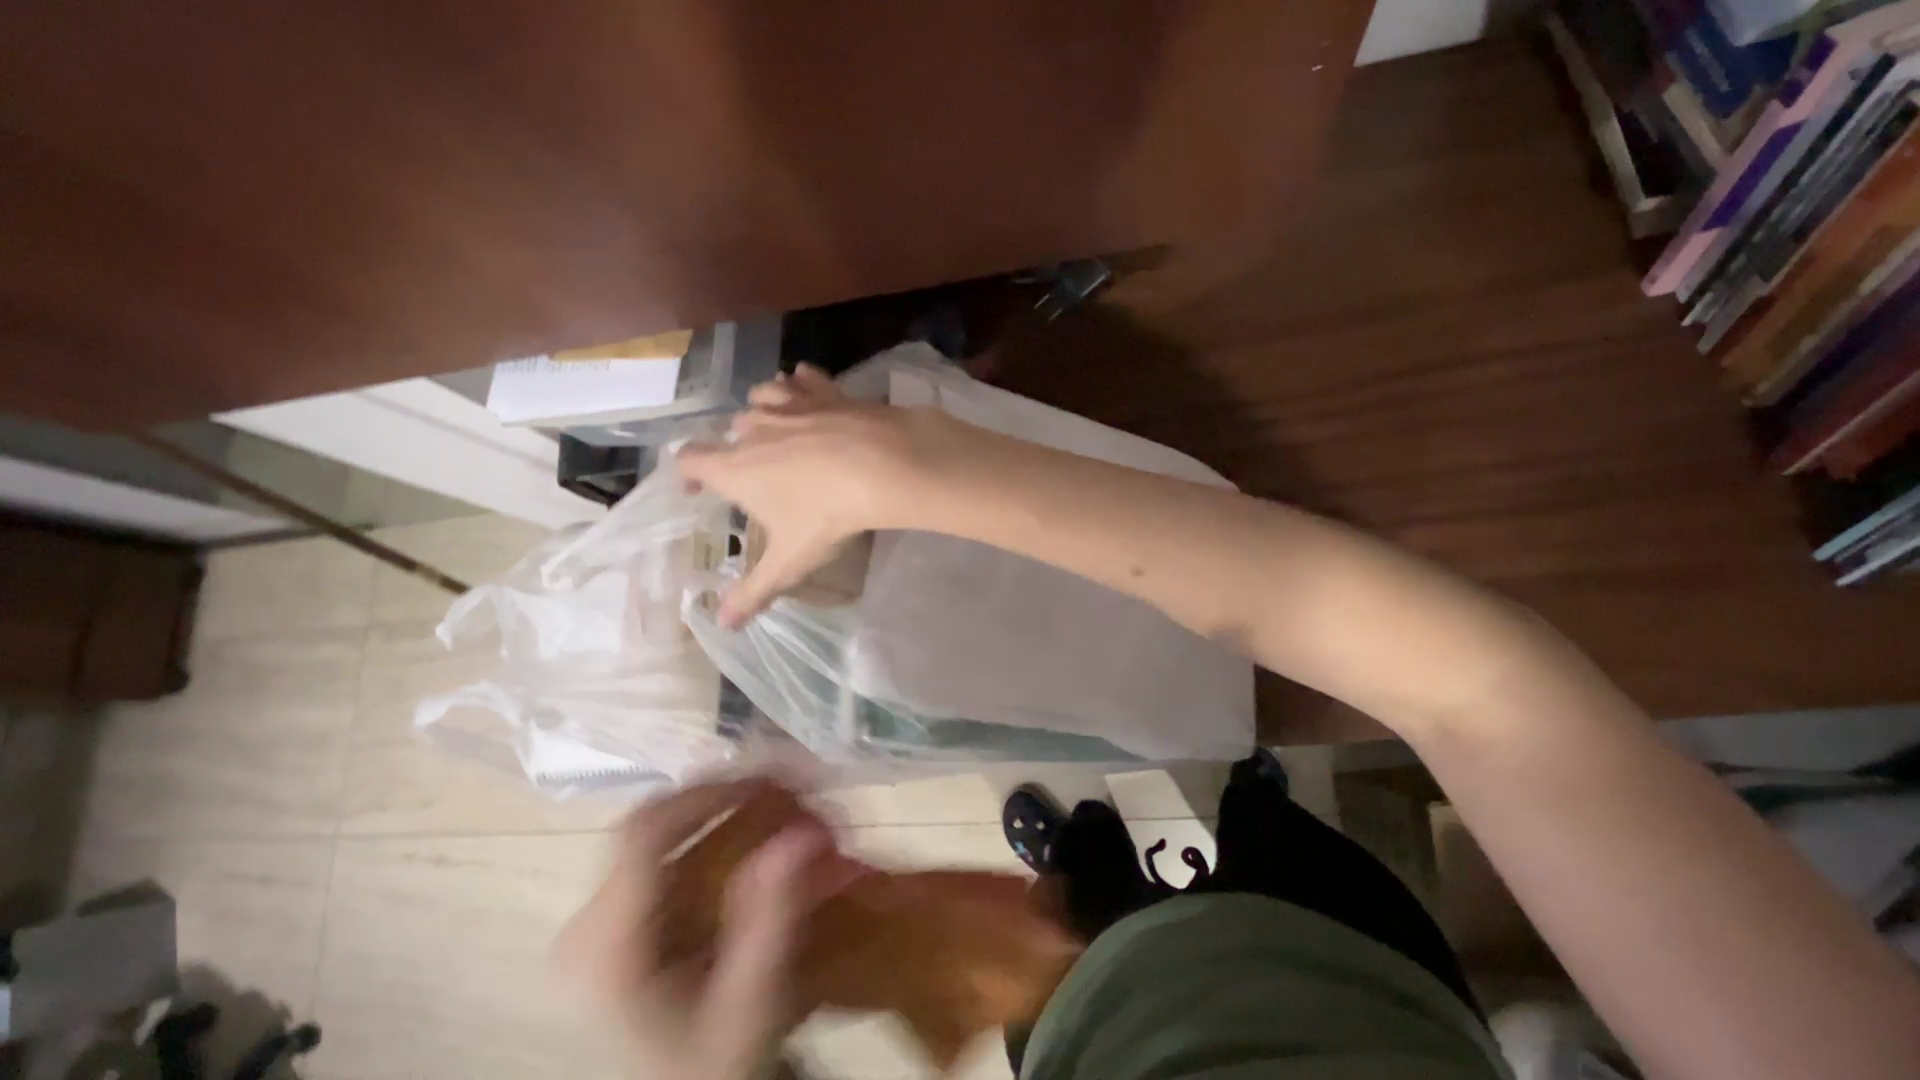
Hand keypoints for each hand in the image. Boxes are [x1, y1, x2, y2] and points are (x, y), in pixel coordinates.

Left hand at [552, 779, 834, 1079]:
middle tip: (787, 787)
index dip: (707, 792)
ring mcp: (598, 926)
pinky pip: (664, 862)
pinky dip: (712, 843)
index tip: (771, 778)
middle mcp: (587, 927)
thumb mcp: (752, 1003)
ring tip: (778, 804)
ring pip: (659, 840)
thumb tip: (803, 834)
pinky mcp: (617, 929)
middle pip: (653, 828)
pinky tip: (754, 842)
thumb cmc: (719, 1066)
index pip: (645, 832)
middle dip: (723, 799)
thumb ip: (772, 919)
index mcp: (605, 946)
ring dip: (720, 815)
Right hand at [677, 364, 975, 626]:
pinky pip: (803, 379)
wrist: (883, 465)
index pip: (690, 458)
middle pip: (729, 431)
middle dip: (733, 448)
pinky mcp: (826, 392)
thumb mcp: (789, 561)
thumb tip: (724, 625)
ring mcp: (790, 405)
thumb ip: (754, 592)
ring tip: (772, 429)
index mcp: (735, 467)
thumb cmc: (826, 516)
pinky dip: (799, 384)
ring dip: (761, 412)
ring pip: (761, 398)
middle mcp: (754, 429)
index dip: (687, 472)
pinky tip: (807, 388)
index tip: (695, 489)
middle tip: (751, 472)